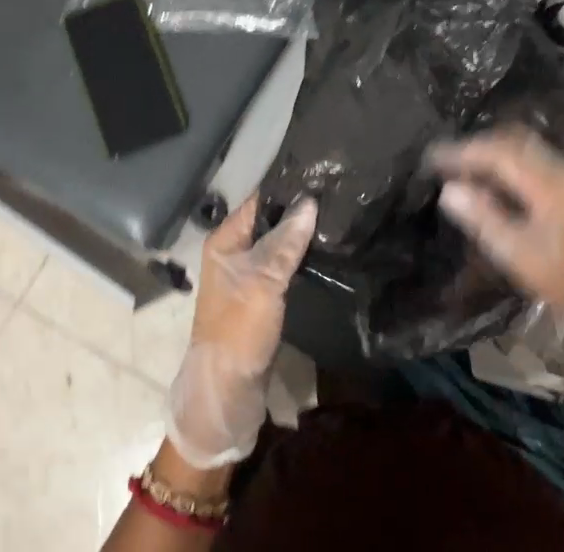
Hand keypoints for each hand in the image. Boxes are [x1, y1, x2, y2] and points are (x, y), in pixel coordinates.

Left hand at [164, 193, 316, 467]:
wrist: (227, 388)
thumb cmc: (239, 328)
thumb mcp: (264, 280)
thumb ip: (286, 240)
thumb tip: (310, 201)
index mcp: (224, 241)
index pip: (259, 200)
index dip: (287, 188)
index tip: (322, 174)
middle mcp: (233, 253)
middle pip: (269, 221)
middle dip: (299, 211)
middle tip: (339, 196)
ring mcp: (247, 276)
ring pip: (278, 245)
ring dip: (302, 236)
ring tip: (339, 219)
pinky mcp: (262, 297)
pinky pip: (283, 267)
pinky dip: (301, 259)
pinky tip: (326, 252)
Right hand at [429, 129, 563, 399]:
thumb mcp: (518, 254)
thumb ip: (483, 218)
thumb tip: (448, 189)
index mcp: (547, 182)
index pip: (497, 152)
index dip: (461, 151)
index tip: (431, 159)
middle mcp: (561, 171)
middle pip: (512, 141)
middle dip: (476, 146)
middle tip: (443, 161)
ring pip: (524, 150)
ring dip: (491, 154)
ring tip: (461, 169)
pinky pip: (532, 163)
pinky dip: (506, 164)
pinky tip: (491, 184)